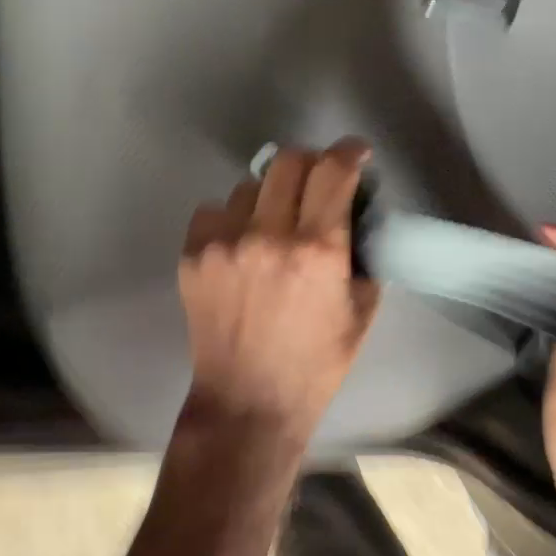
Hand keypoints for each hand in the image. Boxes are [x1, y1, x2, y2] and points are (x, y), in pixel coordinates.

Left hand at [176, 139, 380, 443]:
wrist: (248, 403)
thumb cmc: (317, 362)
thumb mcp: (363, 308)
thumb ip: (363, 253)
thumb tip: (356, 212)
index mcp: (318, 249)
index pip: (334, 170)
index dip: (349, 152)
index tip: (356, 154)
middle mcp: (270, 235)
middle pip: (289, 161)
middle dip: (311, 163)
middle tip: (317, 182)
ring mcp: (226, 244)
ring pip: (250, 185)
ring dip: (270, 195)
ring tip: (274, 223)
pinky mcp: (193, 257)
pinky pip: (213, 211)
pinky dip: (231, 219)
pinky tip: (241, 244)